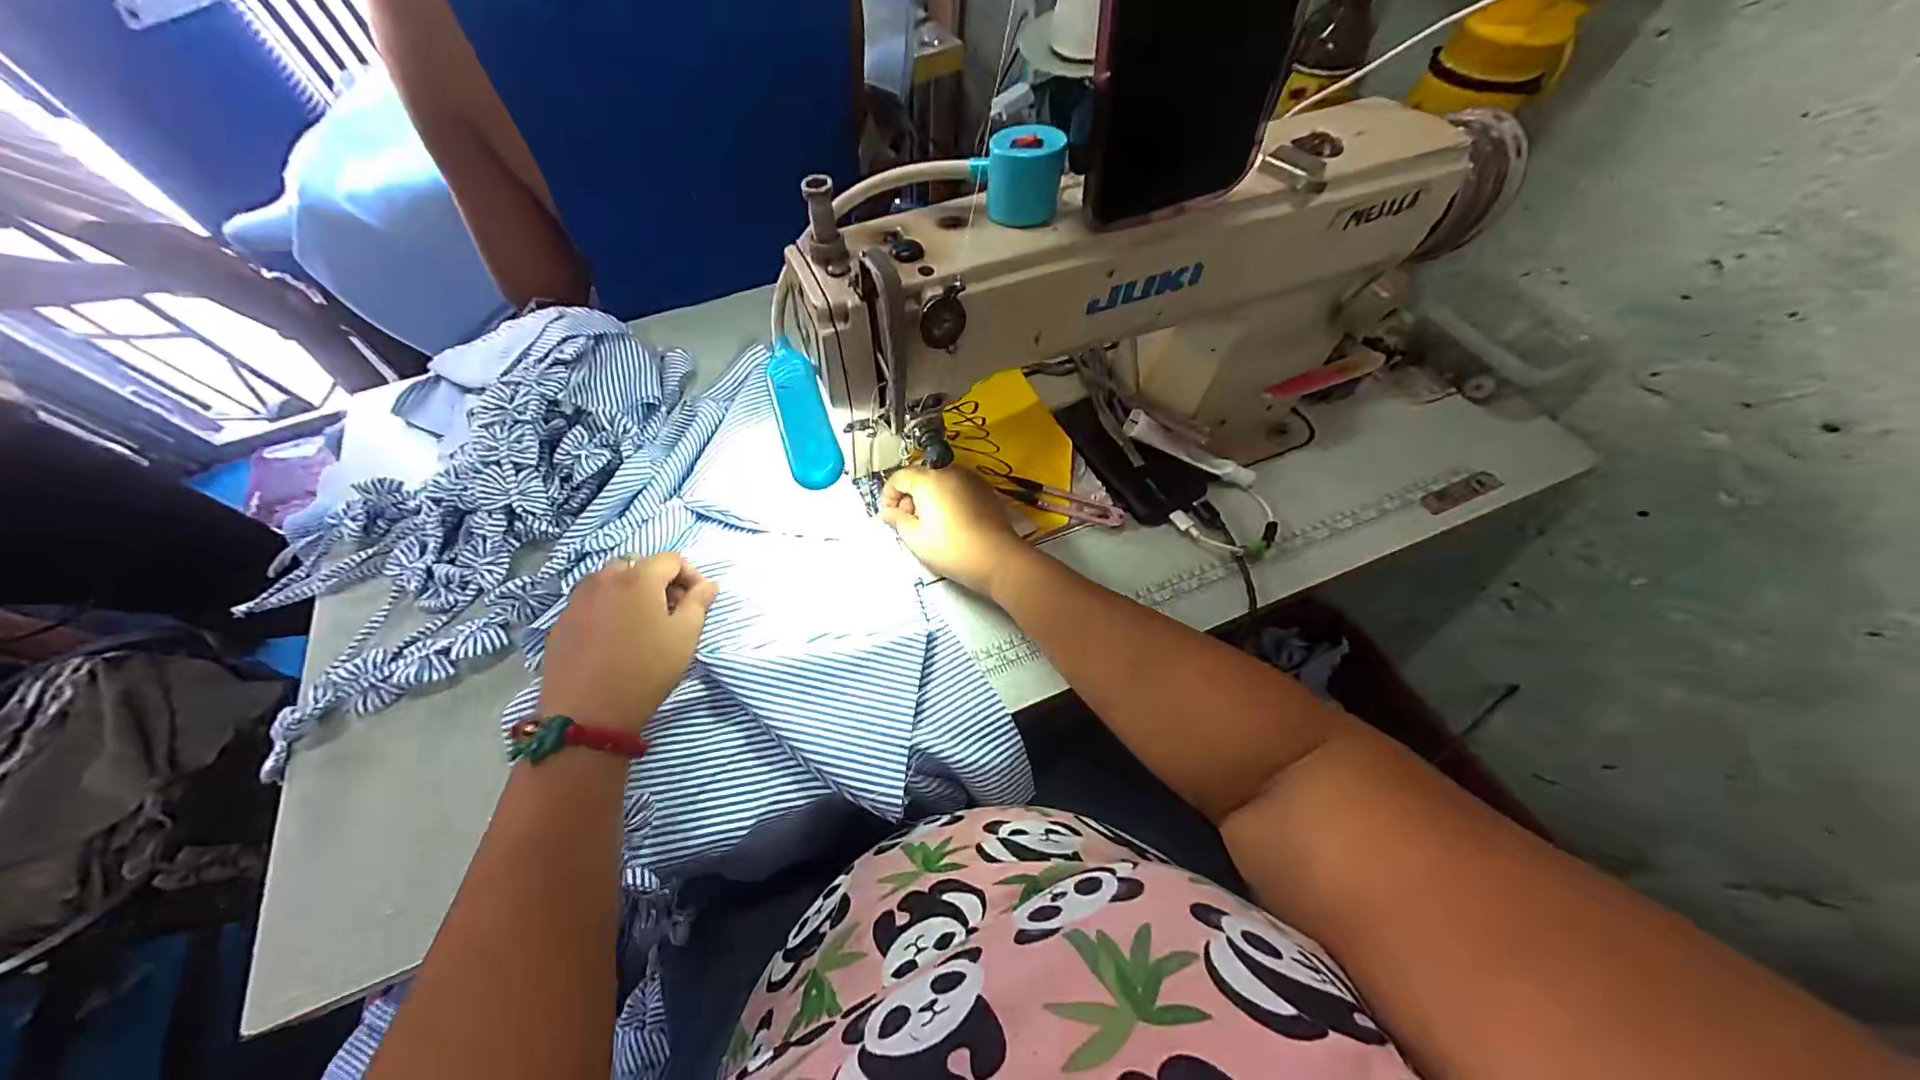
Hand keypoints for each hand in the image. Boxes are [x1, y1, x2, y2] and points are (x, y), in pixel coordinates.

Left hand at [537, 553, 716, 730]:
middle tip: (672, 611)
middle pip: (638, 565)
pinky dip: (609, 607)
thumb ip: (699, 603)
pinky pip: (591, 601)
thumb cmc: (646, 670)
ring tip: (642, 623)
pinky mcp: (562, 621)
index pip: (671, 559)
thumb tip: (708, 585)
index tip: (698, 601)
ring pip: (610, 580)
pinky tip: (615, 637)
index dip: (690, 575)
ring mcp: (578, 599)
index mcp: (638, 578)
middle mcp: (604, 579)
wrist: (588, 713)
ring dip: (631, 591)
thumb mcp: (685, 636)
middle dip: (659, 581)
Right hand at [878, 466, 1035, 598]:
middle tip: (909, 522)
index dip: (888, 495)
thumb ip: (896, 520)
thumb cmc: (951, 549)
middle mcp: (950, 471)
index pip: (899, 477)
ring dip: (930, 496)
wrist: (998, 559)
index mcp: (928, 480)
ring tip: (931, 523)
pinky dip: (949, 498)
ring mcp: (971, 478)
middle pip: (921, 476)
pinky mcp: (986, 489)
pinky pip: (959, 487)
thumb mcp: (915, 538)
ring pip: (941, 481)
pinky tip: (952, 520)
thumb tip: (886, 512)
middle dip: (909, 496)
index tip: (889, 515)